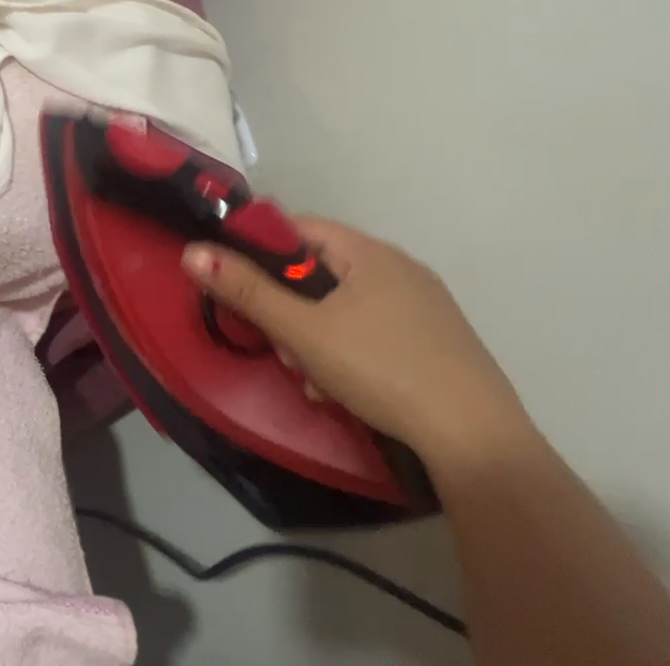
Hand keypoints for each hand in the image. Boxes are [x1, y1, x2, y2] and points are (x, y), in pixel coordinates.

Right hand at [183, 216, 532, 466]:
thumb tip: (191, 251)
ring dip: (310, 334)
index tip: (234, 283)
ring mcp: (422, 306)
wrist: (477, 443)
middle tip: (274, 342)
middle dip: (284, 305)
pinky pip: (368, 329)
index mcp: (370, 254)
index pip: (296, 227)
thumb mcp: (300, 331)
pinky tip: (338, 388)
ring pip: (340, 305)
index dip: (256, 248)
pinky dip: (343, 350)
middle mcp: (400, 269)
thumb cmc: (382, 370)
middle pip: (316, 269)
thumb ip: (245, 290)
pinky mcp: (433, 341)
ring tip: (308, 376)